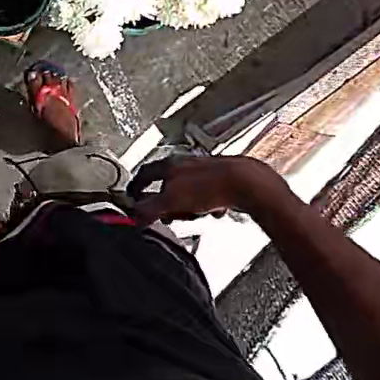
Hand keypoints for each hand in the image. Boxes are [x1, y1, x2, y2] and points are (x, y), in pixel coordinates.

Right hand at [128, 155, 283, 223]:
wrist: (246, 184)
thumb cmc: (212, 185)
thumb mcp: (171, 201)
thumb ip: (149, 208)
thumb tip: (134, 215)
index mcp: (169, 164)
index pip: (143, 175)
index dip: (136, 189)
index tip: (133, 200)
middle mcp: (184, 164)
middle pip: (165, 186)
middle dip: (166, 204)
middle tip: (167, 215)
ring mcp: (203, 171)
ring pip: (186, 193)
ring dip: (187, 207)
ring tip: (195, 214)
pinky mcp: (219, 180)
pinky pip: (205, 197)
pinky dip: (206, 207)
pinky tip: (213, 211)